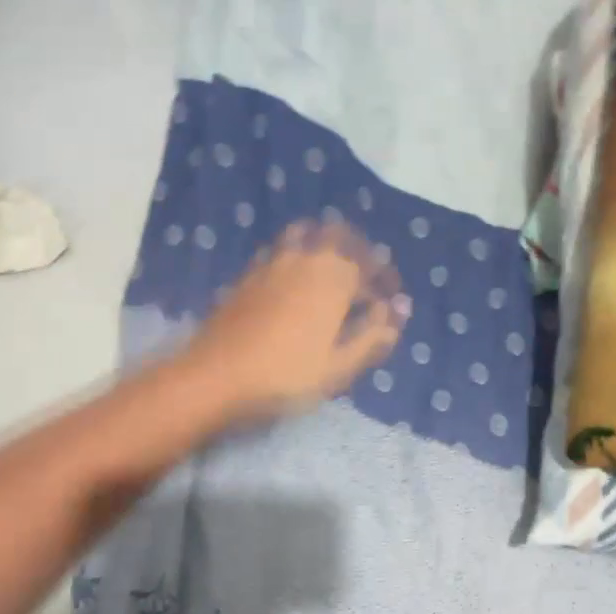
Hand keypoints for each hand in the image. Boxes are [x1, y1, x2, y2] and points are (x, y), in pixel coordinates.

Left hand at [176, 220, 404, 418]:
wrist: (217, 376)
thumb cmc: (288, 376)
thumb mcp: (340, 366)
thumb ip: (373, 336)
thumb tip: (398, 311)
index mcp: (335, 278)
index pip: (372, 266)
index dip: (387, 282)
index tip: (394, 302)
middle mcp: (306, 258)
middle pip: (340, 236)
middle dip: (359, 252)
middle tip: (368, 278)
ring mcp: (272, 262)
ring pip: (307, 235)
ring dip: (327, 247)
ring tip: (334, 273)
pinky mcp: (249, 274)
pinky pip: (282, 250)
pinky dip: (299, 256)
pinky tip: (298, 282)